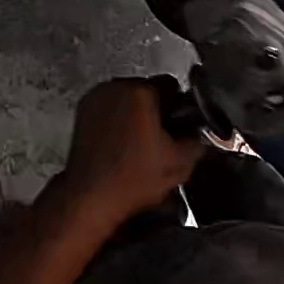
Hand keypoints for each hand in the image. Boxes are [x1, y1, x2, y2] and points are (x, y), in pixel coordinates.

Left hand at [51, 78, 204, 225]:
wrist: (89, 198)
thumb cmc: (132, 180)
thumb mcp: (179, 164)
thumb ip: (197, 142)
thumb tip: (200, 134)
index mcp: (141, 91)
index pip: (171, 85)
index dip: (177, 107)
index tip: (175, 128)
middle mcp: (117, 85)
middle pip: (148, 89)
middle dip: (155, 109)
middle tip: (157, 139)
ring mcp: (97, 95)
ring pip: (128, 96)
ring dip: (135, 112)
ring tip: (137, 143)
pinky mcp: (83, 108)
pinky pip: (110, 104)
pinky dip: (116, 116)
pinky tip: (120, 142)